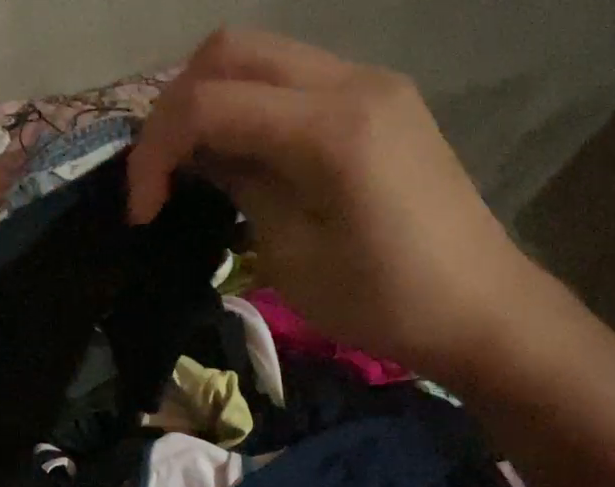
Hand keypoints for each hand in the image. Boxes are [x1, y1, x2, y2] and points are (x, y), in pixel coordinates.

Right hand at [127, 28, 551, 381]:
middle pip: (229, 52)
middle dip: (172, 112)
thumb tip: (196, 160)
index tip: (141, 213)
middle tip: (157, 179)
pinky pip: (288, 80)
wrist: (474, 306)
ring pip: (257, 57)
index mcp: (330, 128)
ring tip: (187, 170)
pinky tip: (233, 161)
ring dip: (205, 105)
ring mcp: (369, 83)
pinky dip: (242, 109)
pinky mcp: (376, 100)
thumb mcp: (288, 253)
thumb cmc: (376, 299)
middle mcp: (351, 81)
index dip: (154, 154)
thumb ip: (240, 186)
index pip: (209, 103)